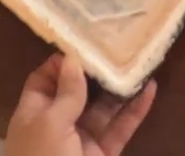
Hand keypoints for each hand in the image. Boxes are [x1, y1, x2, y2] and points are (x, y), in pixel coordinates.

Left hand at [4, 52, 154, 155]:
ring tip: (139, 60)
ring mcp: (80, 141)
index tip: (86, 40)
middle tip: (119, 42)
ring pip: (103, 107)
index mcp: (34, 115)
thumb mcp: (50, 125)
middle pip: (78, 90)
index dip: (62, 61)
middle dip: (97, 70)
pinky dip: (135, 111)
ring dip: (120, 87)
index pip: (45, 79)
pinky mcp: (102, 155)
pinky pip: (120, 128)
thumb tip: (73, 57)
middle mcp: (57, 124)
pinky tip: (150, 89)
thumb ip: (66, 93)